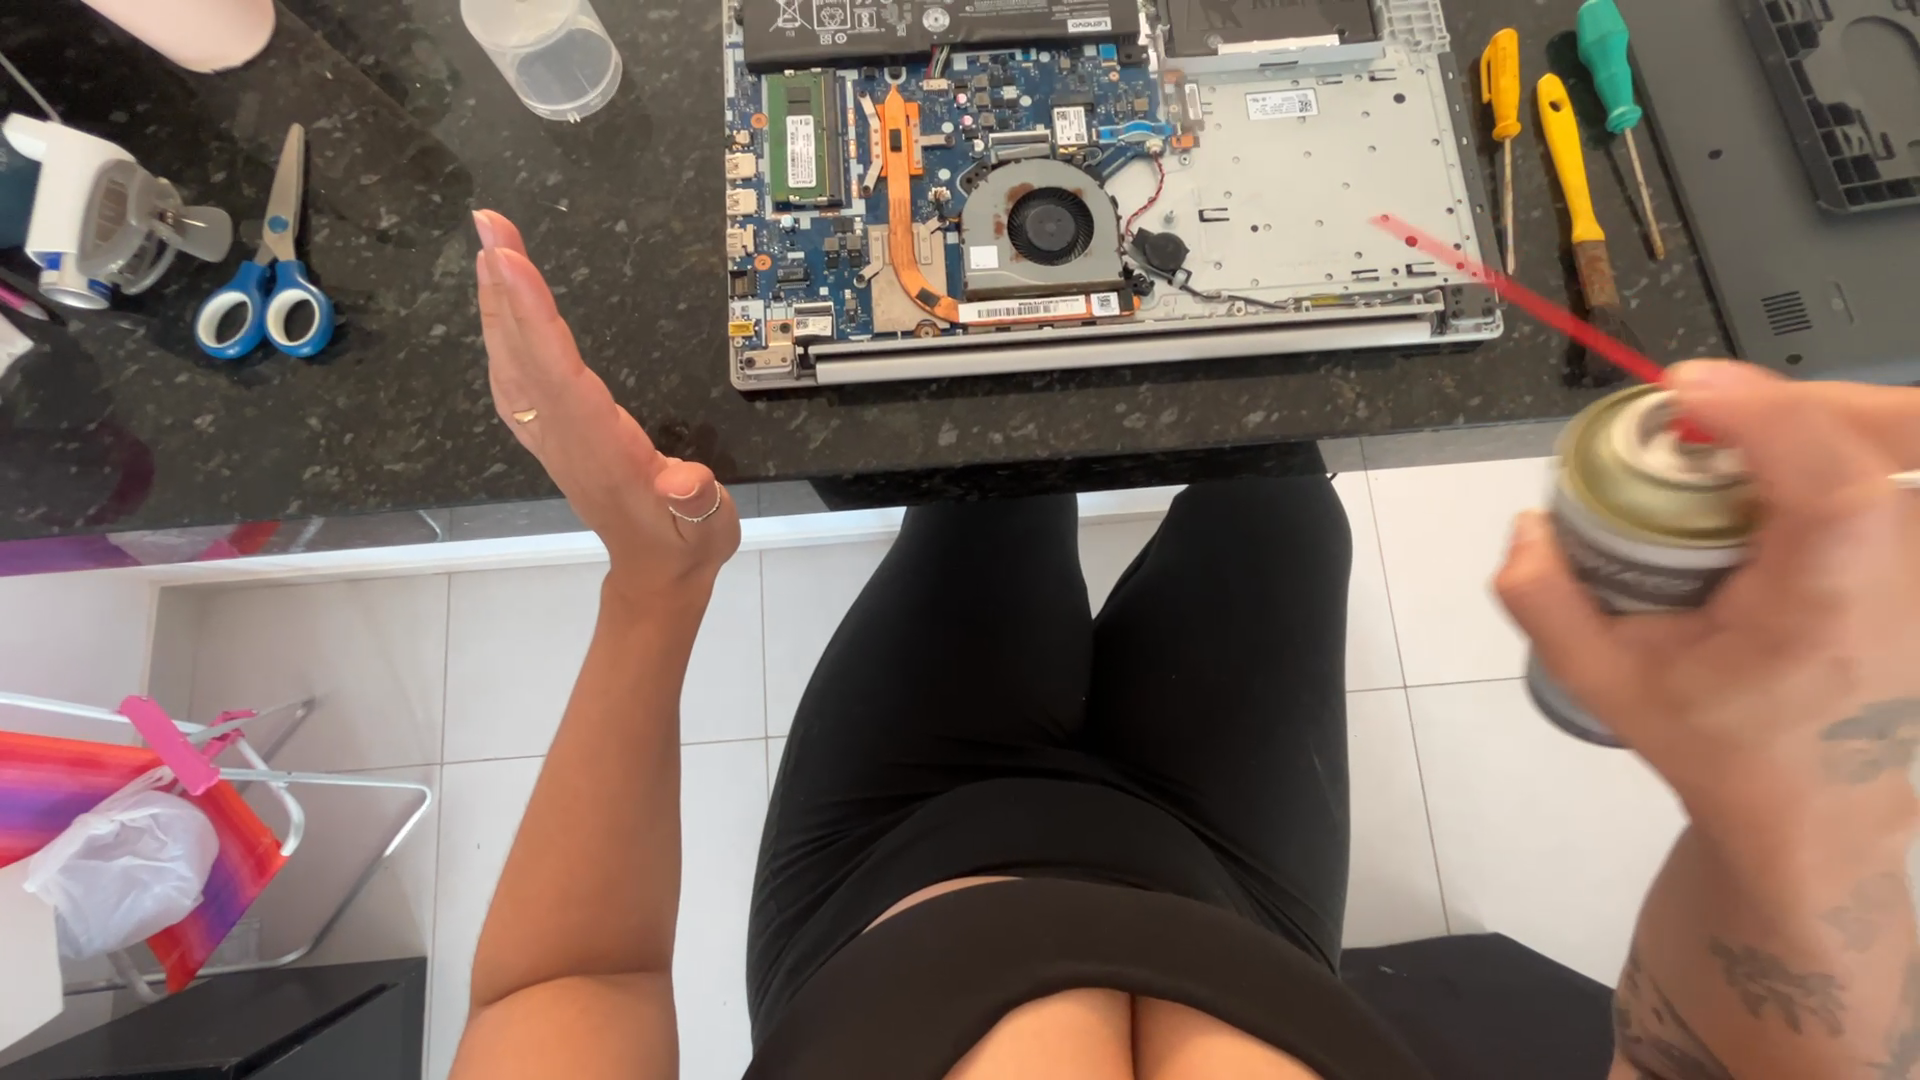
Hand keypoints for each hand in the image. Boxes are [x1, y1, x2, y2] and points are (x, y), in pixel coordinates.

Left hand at [474, 210, 740, 598]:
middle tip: (489, 225)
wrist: (656, 574)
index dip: (534, 318)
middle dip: (504, 289)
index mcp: (604, 451)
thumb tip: (681, 481)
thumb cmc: (687, 542)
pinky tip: (502, 316)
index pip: (560, 376)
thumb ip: (697, 501)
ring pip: (511, 367)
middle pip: (523, 359)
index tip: (507, 260)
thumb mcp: (708, 526)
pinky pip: (515, 384)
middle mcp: (567, 440)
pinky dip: (503, 339)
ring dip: (497, 307)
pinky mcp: (552, 440)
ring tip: (489, 252)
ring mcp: (553, 442)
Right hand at [1496, 362, 1919, 843]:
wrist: (1814, 799)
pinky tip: (1780, 462)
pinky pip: (1907, 472)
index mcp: (1824, 610)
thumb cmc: (1709, 739)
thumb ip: (1541, 600)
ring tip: (1734, 431)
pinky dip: (1850, 440)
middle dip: (1799, 400)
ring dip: (1825, 414)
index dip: (1767, 416)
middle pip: (1901, 441)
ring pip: (1913, 446)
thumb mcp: (1595, 678)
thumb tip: (1531, 524)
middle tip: (1701, 410)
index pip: (1836, 490)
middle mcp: (1906, 580)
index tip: (1683, 386)